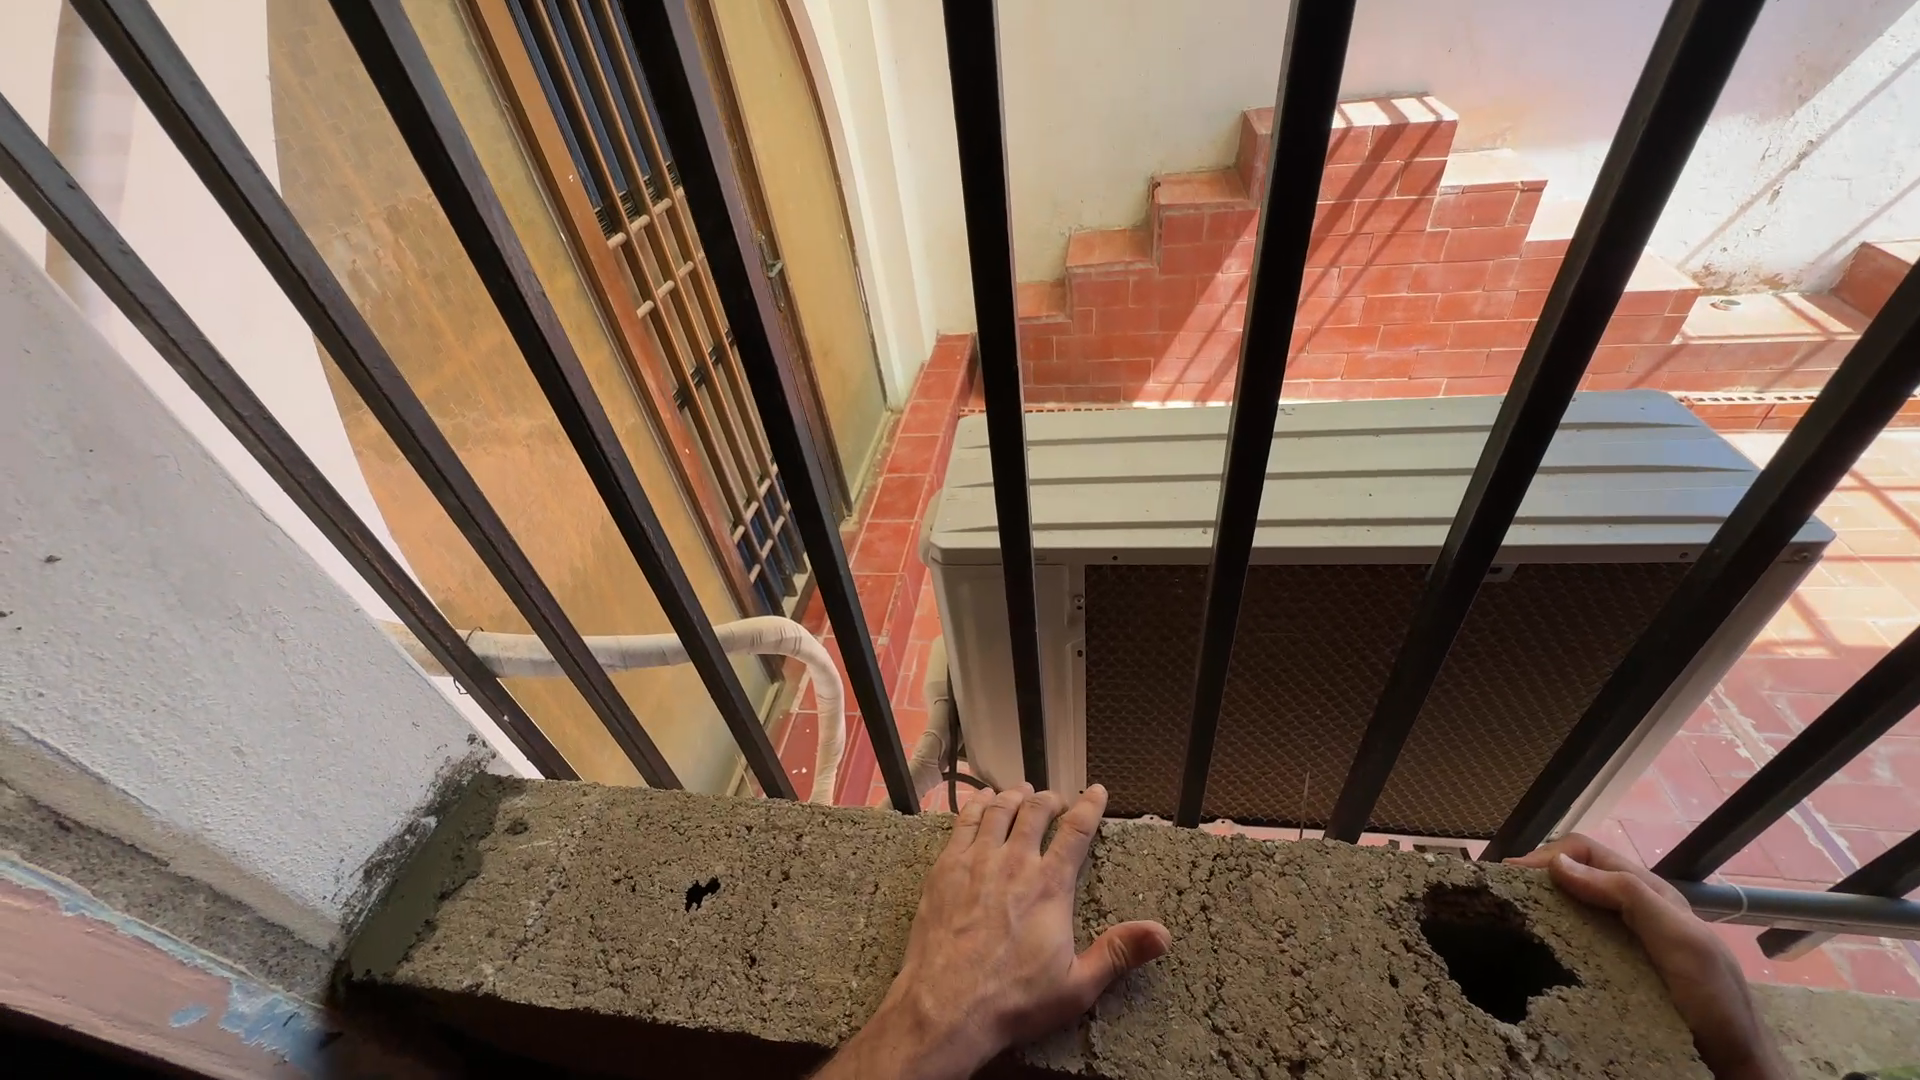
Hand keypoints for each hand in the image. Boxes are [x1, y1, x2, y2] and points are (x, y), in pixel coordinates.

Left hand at [815, 783, 1170, 1079]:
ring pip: (1000, 810)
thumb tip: (1162, 934)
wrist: (946, 1005)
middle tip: (1055, 798)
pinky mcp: (947, 866)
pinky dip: (978, 804)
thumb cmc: (1013, 999)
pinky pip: (965, 821)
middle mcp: (1015, 862)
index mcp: (1049, 886)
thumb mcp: (1076, 986)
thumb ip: (1118, 953)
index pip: (1076, 831)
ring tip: (1021, 791)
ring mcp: (977, 860)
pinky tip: (983, 800)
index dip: (1089, 806)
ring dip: (1014, 796)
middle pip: (1035, 811)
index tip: (1096, 790)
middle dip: (1049, 799)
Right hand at [1507, 834, 1788, 1079]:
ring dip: (1540, 903)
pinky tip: (1536, 947)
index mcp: (1648, 891)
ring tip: (1511, 917)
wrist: (1736, 1066)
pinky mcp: (1612, 966)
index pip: (1584, 850)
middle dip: (1536, 876)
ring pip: (1569, 903)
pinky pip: (1572, 936)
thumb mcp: (1682, 939)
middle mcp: (1632, 906)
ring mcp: (1622, 937)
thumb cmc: (1711, 998)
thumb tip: (1555, 862)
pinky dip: (1549, 933)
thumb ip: (1628, 894)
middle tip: (1503, 895)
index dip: (1546, 854)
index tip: (1511, 876)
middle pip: (1572, 872)